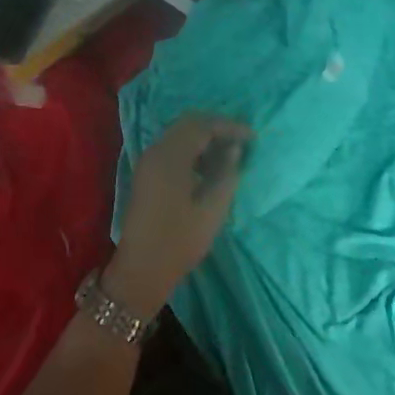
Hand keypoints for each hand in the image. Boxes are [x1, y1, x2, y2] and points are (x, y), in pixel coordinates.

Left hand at [105, 114, 251, 316]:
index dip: (230, 127)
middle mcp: (155, 152)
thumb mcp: (213, 206)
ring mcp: (147, 163)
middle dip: (216, 128)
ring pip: (179, 136)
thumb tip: (234, 148)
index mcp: (170, 157)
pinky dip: (192, 150)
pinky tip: (208, 169)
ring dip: (204, 139)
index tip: (253, 137)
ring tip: (228, 155)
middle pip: (188, 125)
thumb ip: (226, 171)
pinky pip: (172, 149)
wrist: (142, 270)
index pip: (203, 126)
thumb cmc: (181, 239)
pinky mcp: (147, 175)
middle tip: (240, 141)